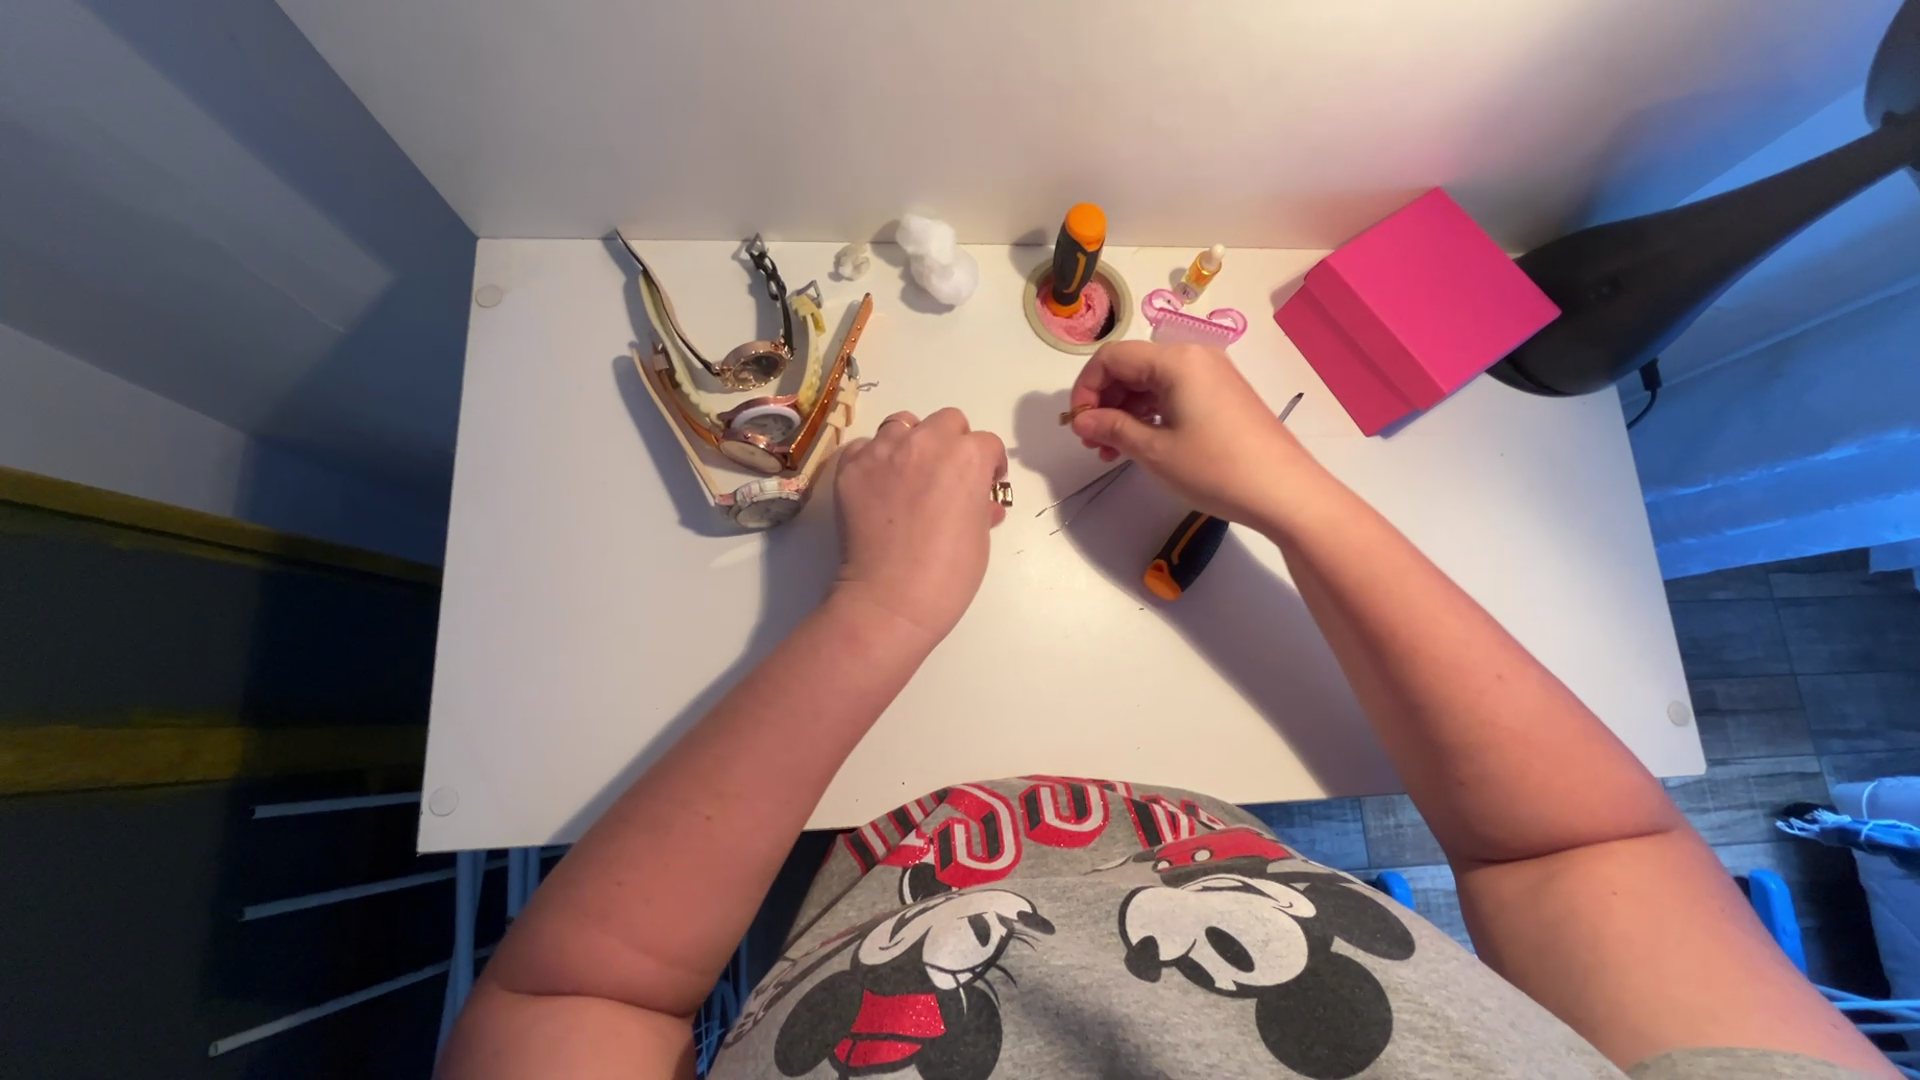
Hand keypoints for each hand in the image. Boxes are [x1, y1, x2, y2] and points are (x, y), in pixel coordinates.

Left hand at [831, 408, 1007, 641]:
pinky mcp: (851, 467)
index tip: (985, 485)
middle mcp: (925, 442)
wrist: (890, 600)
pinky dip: (874, 459)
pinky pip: (865, 447)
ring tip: (909, 474)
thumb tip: (982, 502)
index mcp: (967, 457)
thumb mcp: (979, 537)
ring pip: (902, 424)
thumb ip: (981, 506)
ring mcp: (883, 452)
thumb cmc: (948, 575)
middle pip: (946, 421)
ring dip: (911, 442)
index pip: (986, 444)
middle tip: (947, 476)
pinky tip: (878, 487)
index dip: (989, 465)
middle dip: (953, 443)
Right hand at [1068, 340, 1314, 528]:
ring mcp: (1211, 375)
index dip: (1085, 389)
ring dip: (1124, 413)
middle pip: (1130, 367)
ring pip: (1150, 383)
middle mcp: (1193, 357)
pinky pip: (1172, 394)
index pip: (1111, 358)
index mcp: (1175, 360)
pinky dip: (1149, 415)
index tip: (1079, 427)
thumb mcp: (1153, 450)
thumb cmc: (1215, 468)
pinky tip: (1141, 445)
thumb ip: (1111, 429)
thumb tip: (1081, 421)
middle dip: (1104, 402)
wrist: (1284, 491)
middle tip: (1094, 445)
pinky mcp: (1221, 395)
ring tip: (1113, 453)